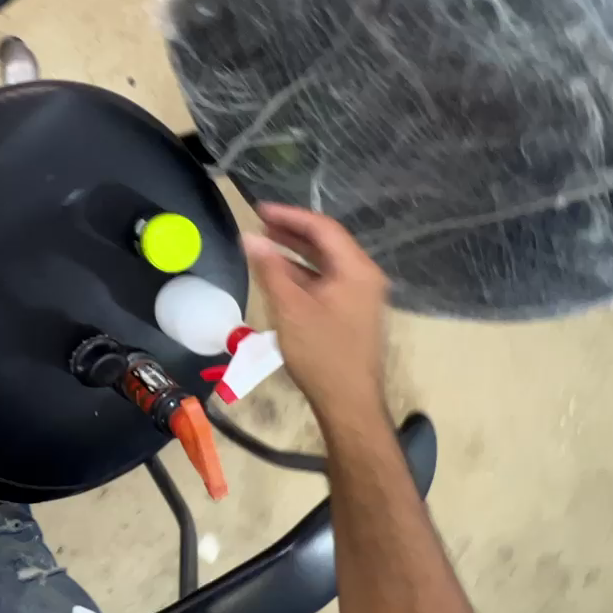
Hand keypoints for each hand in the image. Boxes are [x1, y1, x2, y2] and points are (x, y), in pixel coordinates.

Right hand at [243, 204, 390, 423]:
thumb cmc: (321, 353)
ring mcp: (359, 296)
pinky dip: (301, 273)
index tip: (259, 210)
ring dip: (295, 252)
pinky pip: (325, 281)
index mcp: (357, 270)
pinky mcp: (351, 313)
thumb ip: (269, 268)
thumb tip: (249, 238)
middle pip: (327, 243)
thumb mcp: (289, 308)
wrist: (348, 402)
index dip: (290, 216)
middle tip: (259, 223)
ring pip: (325, 263)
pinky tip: (278, 275)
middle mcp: (363, 278)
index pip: (323, 228)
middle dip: (291, 231)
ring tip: (264, 244)